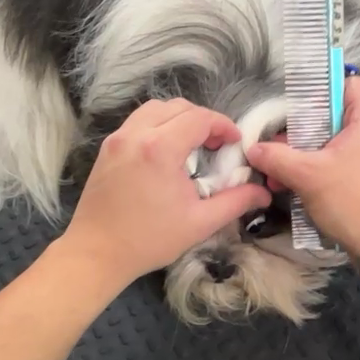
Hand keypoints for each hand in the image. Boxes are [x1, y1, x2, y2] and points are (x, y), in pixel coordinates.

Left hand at [56, 99, 270, 287]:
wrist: (97, 253)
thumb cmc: (149, 240)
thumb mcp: (200, 223)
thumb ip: (235, 202)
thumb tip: (263, 193)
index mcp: (160, 148)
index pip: (199, 118)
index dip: (223, 126)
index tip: (235, 143)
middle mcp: (136, 134)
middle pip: (177, 106)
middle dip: (202, 120)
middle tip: (217, 145)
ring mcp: (117, 139)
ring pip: (154, 109)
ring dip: (178, 119)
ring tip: (192, 145)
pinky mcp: (106, 148)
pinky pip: (137, 123)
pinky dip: (157, 126)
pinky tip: (167, 153)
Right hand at [246, 75, 359, 264]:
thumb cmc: (352, 202)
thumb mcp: (307, 176)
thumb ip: (276, 157)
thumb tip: (252, 148)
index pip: (348, 83)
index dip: (320, 91)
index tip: (294, 112)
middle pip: (339, 116)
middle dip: (306, 131)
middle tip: (281, 148)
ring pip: (342, 143)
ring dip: (312, 155)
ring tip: (286, 175)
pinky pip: (351, 163)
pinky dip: (329, 170)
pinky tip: (308, 189)